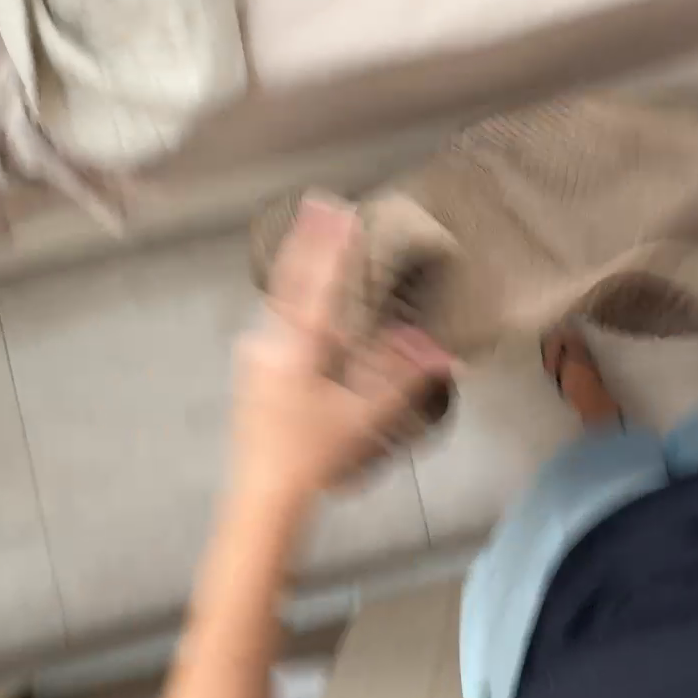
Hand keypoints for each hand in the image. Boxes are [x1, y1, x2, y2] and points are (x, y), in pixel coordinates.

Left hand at [230, 195, 453, 507]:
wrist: (262, 496)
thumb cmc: (314, 454)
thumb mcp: (365, 417)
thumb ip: (403, 377)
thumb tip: (444, 350)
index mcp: (298, 348)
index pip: (318, 284)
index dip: (330, 245)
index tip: (338, 209)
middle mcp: (270, 341)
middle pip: (290, 279)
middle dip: (307, 239)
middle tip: (318, 202)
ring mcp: (256, 353)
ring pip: (279, 298)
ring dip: (297, 264)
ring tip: (312, 233)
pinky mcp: (253, 367)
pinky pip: (275, 316)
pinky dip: (291, 292)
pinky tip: (298, 291)